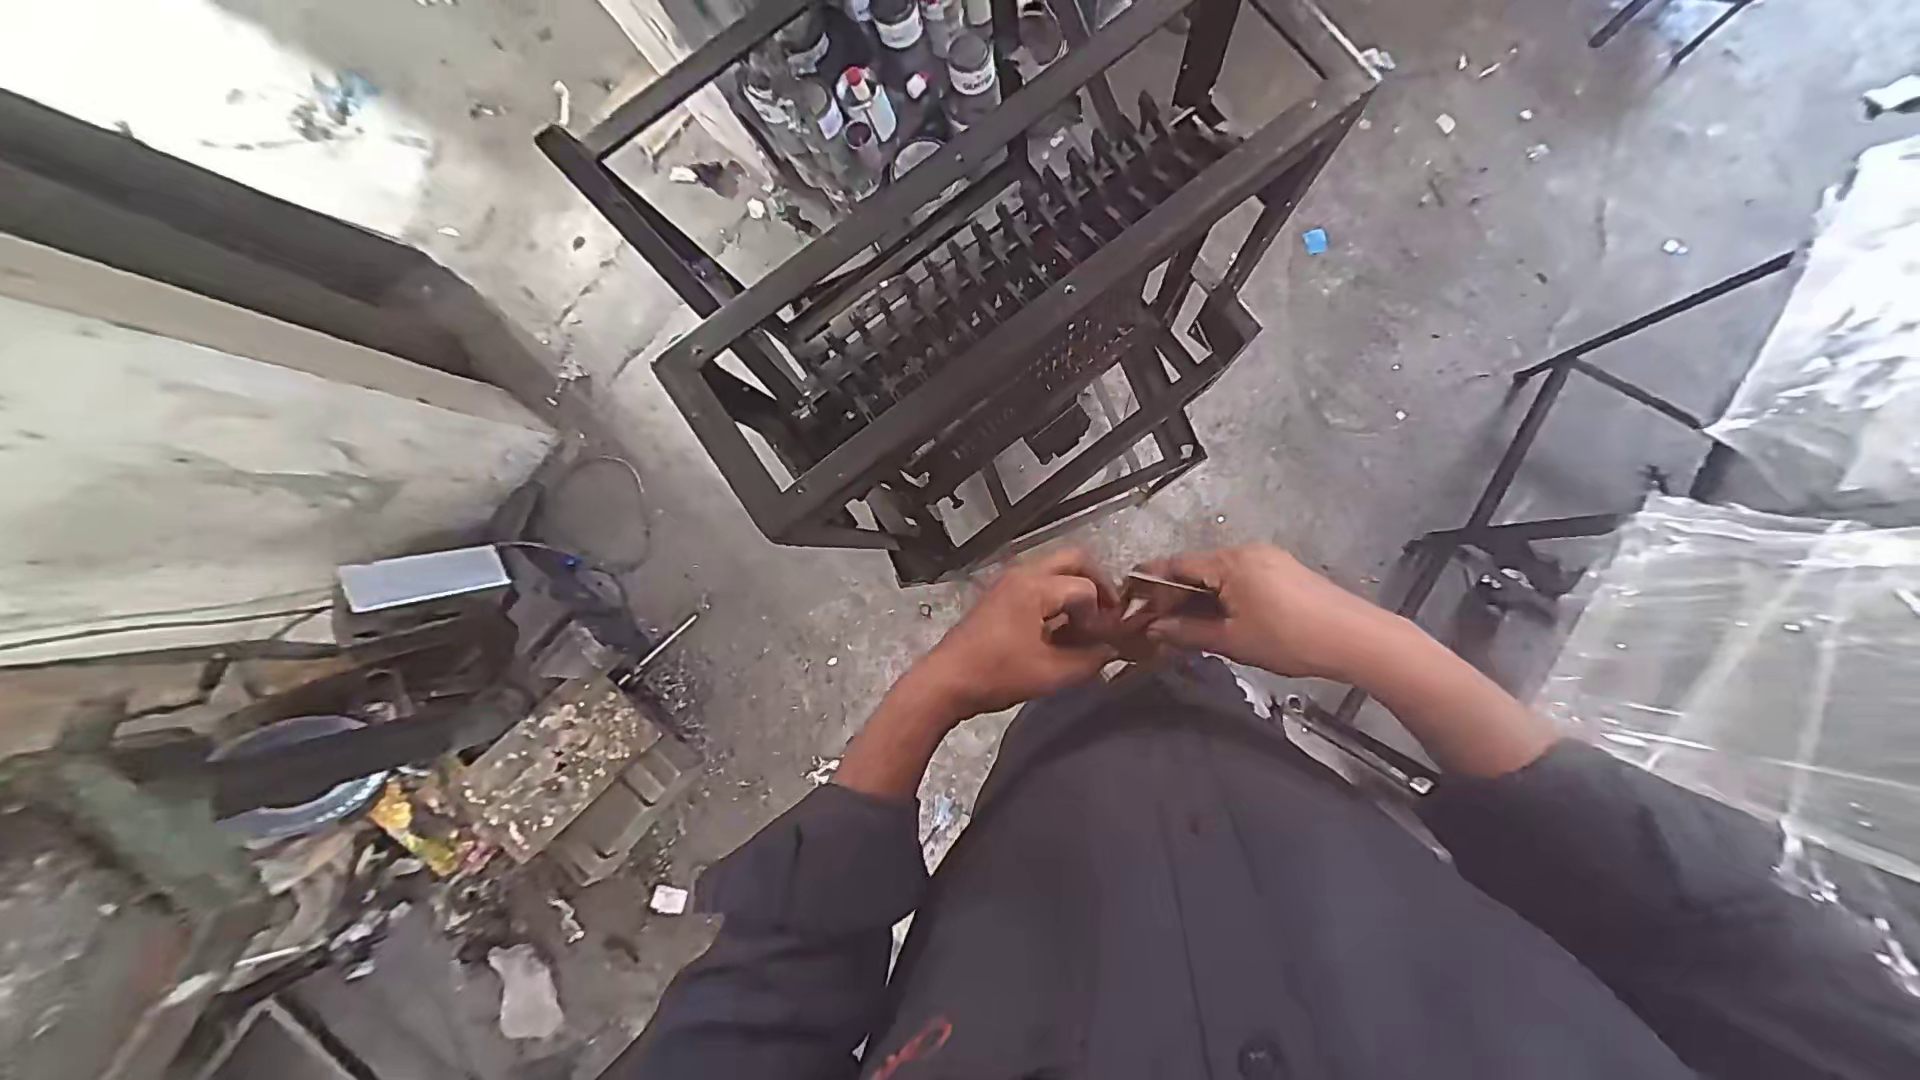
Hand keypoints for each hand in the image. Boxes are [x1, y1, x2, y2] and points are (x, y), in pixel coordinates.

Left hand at [903, 547, 1120, 722]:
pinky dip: (1055, 597)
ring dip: (1075, 590)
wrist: (946, 681)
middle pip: (1073, 560)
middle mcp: (1022, 573)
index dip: (1101, 614)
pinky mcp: (999, 595)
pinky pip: (1037, 583)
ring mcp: (1008, 581)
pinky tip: (1058, 629)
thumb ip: (1090, 660)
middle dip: (1097, 583)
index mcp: (1035, 586)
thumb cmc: (997, 674)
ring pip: (1054, 569)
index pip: (1087, 587)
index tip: (1102, 640)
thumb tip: (1111, 652)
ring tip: (1084, 625)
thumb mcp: (1052, 674)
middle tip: (1106, 615)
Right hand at [1139, 545, 1406, 682]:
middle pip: (1197, 567)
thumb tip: (1156, 629)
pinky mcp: (1285, 571)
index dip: (1151, 580)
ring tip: (1187, 622)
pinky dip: (1223, 595)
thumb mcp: (1233, 641)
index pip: (1177, 564)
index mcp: (1231, 563)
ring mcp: (1269, 559)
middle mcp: (1248, 552)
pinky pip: (1240, 577)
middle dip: (1174, 592)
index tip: (1131, 593)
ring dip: (1199, 595)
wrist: (1360, 641)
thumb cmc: (1293, 639)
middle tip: (1157, 617)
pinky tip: (1221, 617)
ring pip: (1219, 574)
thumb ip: (1188, 633)